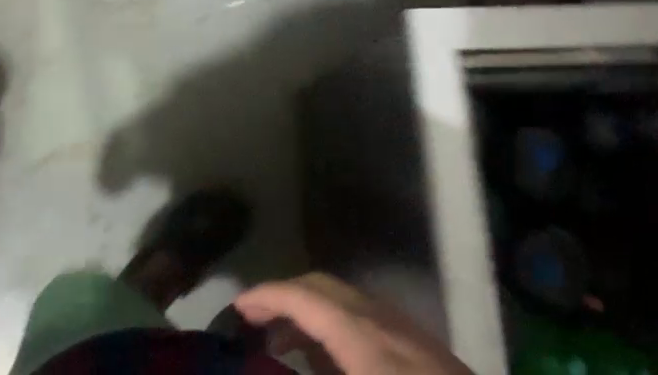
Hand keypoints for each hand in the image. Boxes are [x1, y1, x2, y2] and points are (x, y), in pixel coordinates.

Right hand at [234, 273, 474, 374]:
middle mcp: (385, 325)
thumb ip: (311, 373)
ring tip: (280, 345)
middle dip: (285, 298)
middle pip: (326, 290)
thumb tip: (270, 363)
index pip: (307, 299)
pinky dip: (336, 328)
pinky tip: (328, 362)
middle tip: (250, 324)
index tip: (235, 310)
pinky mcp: (423, 351)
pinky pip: (367, 322)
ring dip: (310, 313)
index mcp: (364, 340)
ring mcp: (408, 335)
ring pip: (347, 304)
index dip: (267, 297)